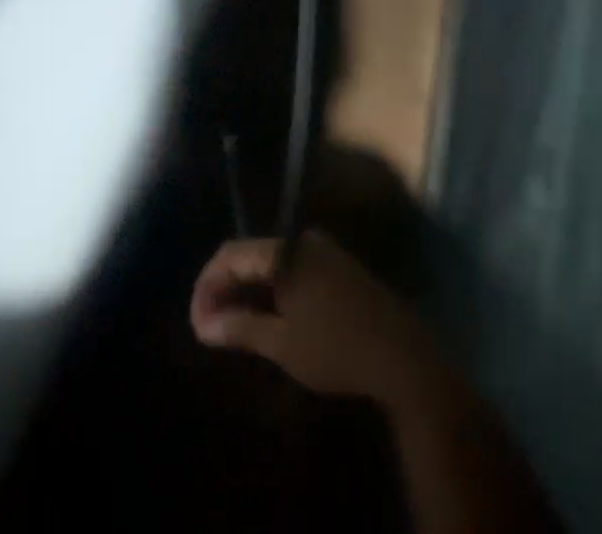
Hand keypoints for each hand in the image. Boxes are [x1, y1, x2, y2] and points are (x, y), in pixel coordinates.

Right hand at [190, 232, 449, 406]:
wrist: (404, 358)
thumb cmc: (337, 350)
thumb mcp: (280, 343)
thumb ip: (239, 328)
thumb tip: (203, 325)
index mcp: (287, 252)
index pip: (230, 255)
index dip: (206, 287)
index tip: (198, 324)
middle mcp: (306, 242)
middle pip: (250, 255)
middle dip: (225, 288)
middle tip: (210, 326)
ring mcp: (327, 253)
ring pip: (273, 264)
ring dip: (249, 290)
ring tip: (234, 325)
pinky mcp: (341, 269)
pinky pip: (294, 270)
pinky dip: (274, 291)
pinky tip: (268, 317)